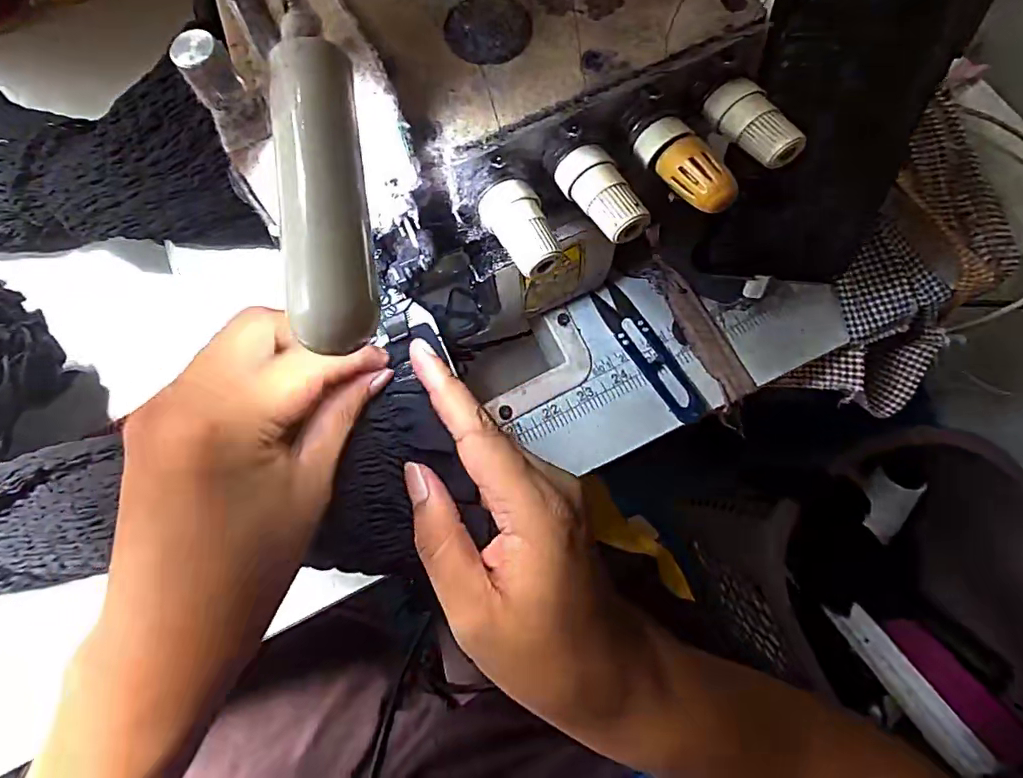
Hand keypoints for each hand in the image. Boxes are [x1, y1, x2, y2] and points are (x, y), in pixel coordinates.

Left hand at [39, 308, 386, 777]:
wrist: (160, 638)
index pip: (302, 354)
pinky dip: (246, 371)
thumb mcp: (308, 490)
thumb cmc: (247, 575)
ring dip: (276, 350)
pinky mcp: (149, 416)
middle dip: (307, 335)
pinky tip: (271, 402)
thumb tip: (371, 372)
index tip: (380, 356)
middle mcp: (183, 391)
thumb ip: (339, 415)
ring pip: (230, 340)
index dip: (348, 351)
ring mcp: (159, 401)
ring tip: (312, 384)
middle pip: (256, 324)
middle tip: (343, 367)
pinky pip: (209, 369)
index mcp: (226, 413)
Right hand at [404, 339, 940, 777]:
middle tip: (408, 363)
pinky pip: (507, 463)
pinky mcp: (557, 498)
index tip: (421, 349)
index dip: (447, 390)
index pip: (479, 436)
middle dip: (448, 394)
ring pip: (499, 445)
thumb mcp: (473, 613)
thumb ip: (440, 536)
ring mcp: (560, 489)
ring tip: (419, 394)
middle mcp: (551, 485)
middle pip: (489, 432)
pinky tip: (448, 445)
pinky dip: (475, 448)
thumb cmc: (540, 656)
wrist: (614, 674)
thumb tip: (416, 471)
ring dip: (459, 420)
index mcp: (531, 510)